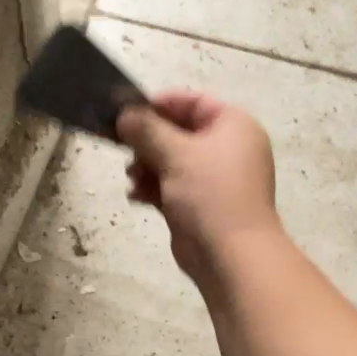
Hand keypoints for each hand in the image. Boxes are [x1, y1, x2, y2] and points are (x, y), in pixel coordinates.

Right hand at [116, 91, 278, 285]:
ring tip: (131, 177)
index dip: (159, 105)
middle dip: (148, 141)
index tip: (127, 114)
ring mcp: (211, 178)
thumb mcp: (176, 154)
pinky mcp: (197, 204)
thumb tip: (123, 113)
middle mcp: (225, 148)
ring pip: (170, 161)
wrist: (229, 253)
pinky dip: (152, 188)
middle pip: (178, 132)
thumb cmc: (209, 194)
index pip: (193, 102)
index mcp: (233, 126)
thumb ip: (147, 130)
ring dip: (146, 166)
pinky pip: (169, 186)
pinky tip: (135, 196)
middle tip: (124, 149)